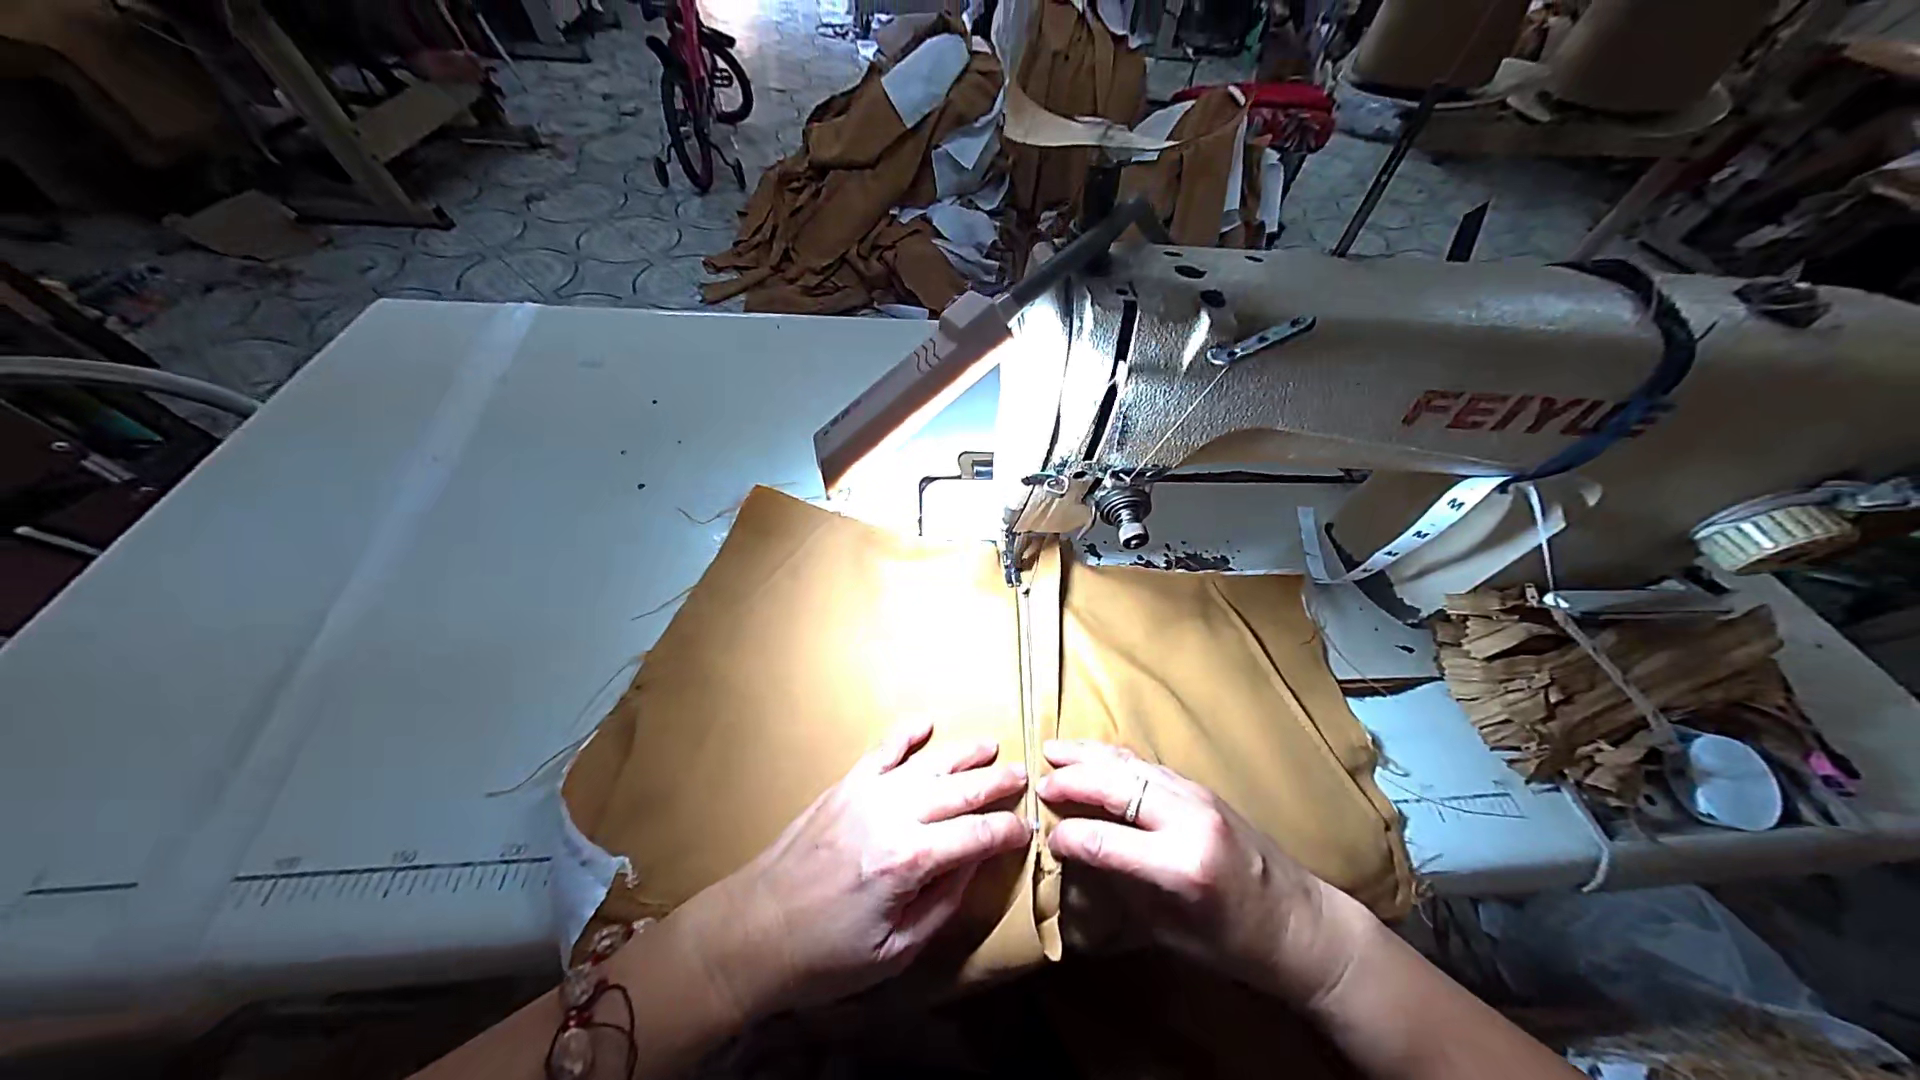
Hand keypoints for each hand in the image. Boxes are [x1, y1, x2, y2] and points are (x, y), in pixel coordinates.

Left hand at [687, 720, 1030, 1016]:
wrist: (752, 931)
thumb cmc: (824, 955)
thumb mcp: (895, 950)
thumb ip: (943, 902)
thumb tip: (976, 861)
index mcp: (908, 861)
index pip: (976, 835)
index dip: (1008, 831)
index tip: (1028, 828)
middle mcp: (891, 815)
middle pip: (958, 790)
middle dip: (996, 783)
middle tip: (1023, 775)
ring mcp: (865, 793)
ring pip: (927, 764)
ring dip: (963, 754)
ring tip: (991, 747)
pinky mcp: (843, 786)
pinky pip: (881, 751)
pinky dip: (905, 734)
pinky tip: (926, 723)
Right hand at [1035, 739, 1372, 1007]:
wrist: (1301, 924)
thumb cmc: (1235, 942)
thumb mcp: (1171, 930)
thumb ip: (1122, 885)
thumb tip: (1078, 855)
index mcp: (1182, 864)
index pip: (1106, 840)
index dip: (1069, 837)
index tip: (1046, 837)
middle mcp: (1189, 819)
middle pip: (1117, 786)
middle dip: (1073, 780)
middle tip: (1040, 780)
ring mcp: (1198, 796)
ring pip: (1132, 765)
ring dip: (1090, 756)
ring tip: (1054, 750)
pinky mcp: (1202, 788)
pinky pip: (1148, 764)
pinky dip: (1115, 757)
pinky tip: (1096, 754)